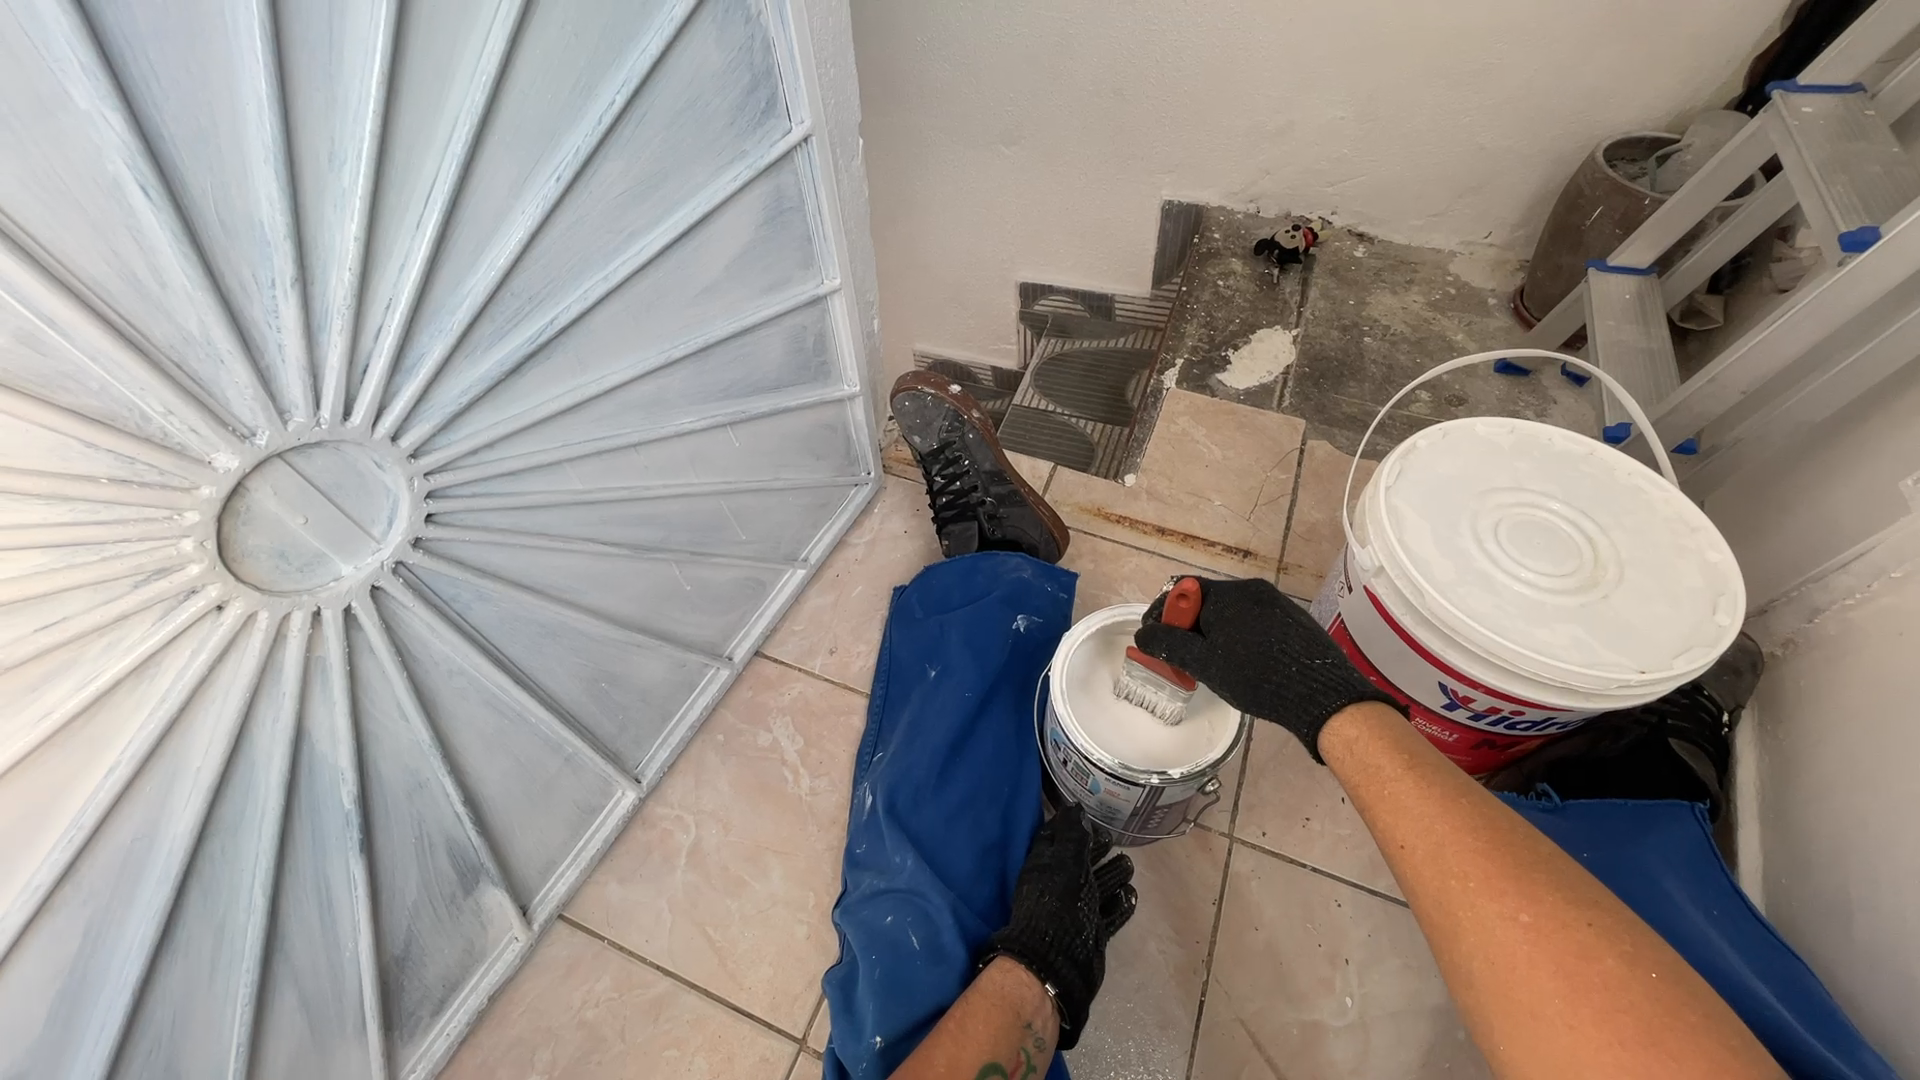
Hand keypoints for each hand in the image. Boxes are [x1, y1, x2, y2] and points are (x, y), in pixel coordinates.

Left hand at [983, 806, 1136, 1050]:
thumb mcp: (1065, 862)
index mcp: (1045, 864)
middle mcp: (1059, 884)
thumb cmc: (1058, 903)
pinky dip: (1120, 904)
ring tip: (1129, 864)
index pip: (1056, 836)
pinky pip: (1109, 913)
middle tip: (1114, 838)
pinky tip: (1132, 894)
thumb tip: (1075, 807)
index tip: (1090, 813)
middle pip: (1080, 861)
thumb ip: (1072, 835)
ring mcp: (1076, 909)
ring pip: (1097, 886)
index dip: (1071, 825)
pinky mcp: (1092, 931)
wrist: (1057, 961)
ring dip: (1112, 875)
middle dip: (1096, 849)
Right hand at [1135, 576, 1400, 761]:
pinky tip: (1243, 664)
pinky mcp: (1292, 621)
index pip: (1181, 590)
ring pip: (1230, 613)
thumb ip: (1169, 644)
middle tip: (1182, 658)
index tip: (1154, 639)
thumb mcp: (1205, 664)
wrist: (1324, 696)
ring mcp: (1276, 604)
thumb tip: (1142, 633)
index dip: (1162, 613)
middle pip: (1205, 601)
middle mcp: (1252, 590)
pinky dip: (1236, 637)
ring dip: (1212, 634)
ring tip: (1212, 665)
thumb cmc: (1257, 677)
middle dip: (1187, 627)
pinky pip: (1252, 622)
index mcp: (1228, 594)